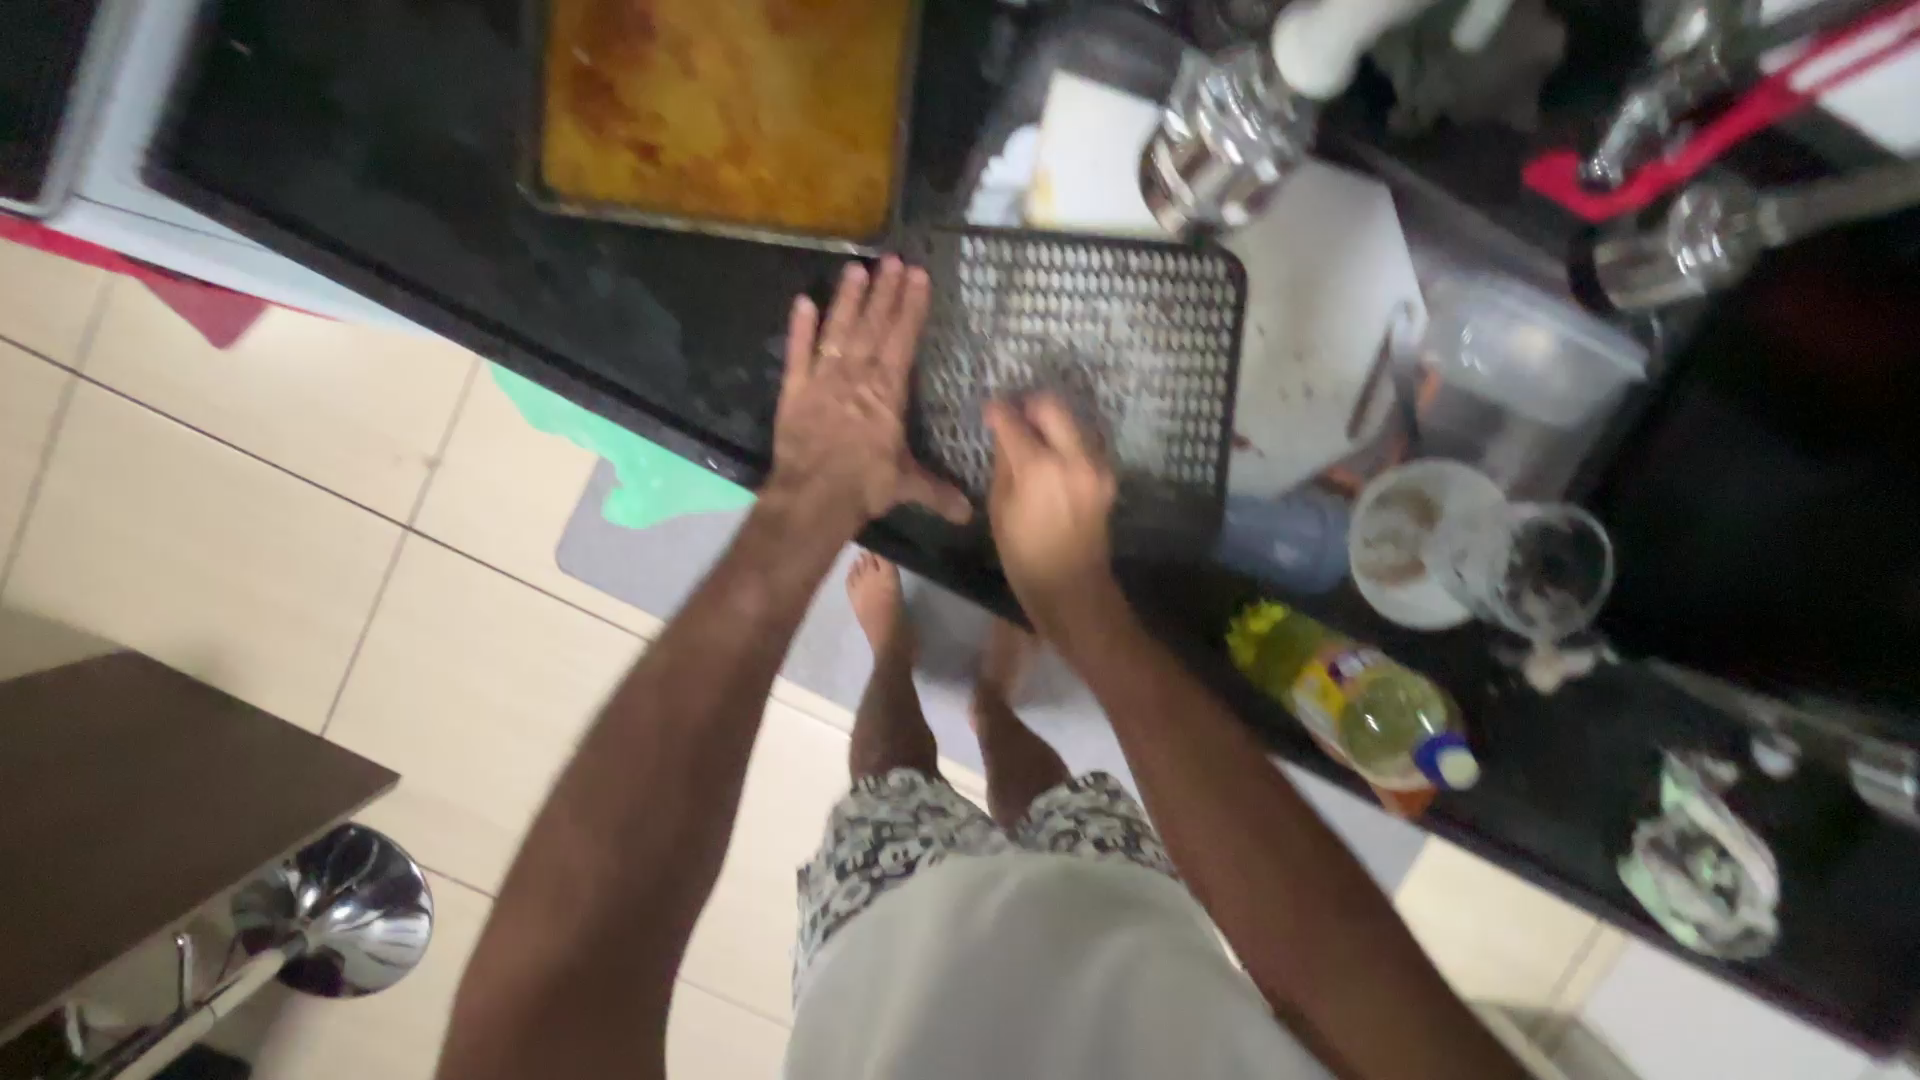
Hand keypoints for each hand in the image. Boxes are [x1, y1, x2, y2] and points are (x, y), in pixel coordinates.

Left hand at [767, 257, 970, 531]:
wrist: (812, 496)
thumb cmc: (865, 485)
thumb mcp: (906, 486)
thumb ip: (937, 492)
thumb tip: (968, 514)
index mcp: (887, 392)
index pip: (903, 339)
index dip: (911, 306)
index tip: (917, 275)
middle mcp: (857, 376)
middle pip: (873, 325)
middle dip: (884, 291)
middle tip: (892, 259)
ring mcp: (823, 380)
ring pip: (838, 330)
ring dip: (847, 299)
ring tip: (856, 268)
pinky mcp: (794, 391)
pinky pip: (798, 353)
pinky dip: (799, 328)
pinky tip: (802, 302)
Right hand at [984, 394, 1118, 618]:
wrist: (1072, 586)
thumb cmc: (1024, 556)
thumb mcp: (1000, 508)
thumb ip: (1004, 463)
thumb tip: (1004, 435)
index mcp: (1039, 467)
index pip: (1013, 420)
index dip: (996, 411)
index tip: (989, 412)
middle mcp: (1073, 456)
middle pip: (1051, 405)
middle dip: (1029, 406)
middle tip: (1015, 418)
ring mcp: (1096, 464)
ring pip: (1073, 420)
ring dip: (1052, 422)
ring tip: (1034, 438)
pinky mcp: (1108, 474)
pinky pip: (1085, 442)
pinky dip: (1068, 441)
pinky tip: (1054, 458)